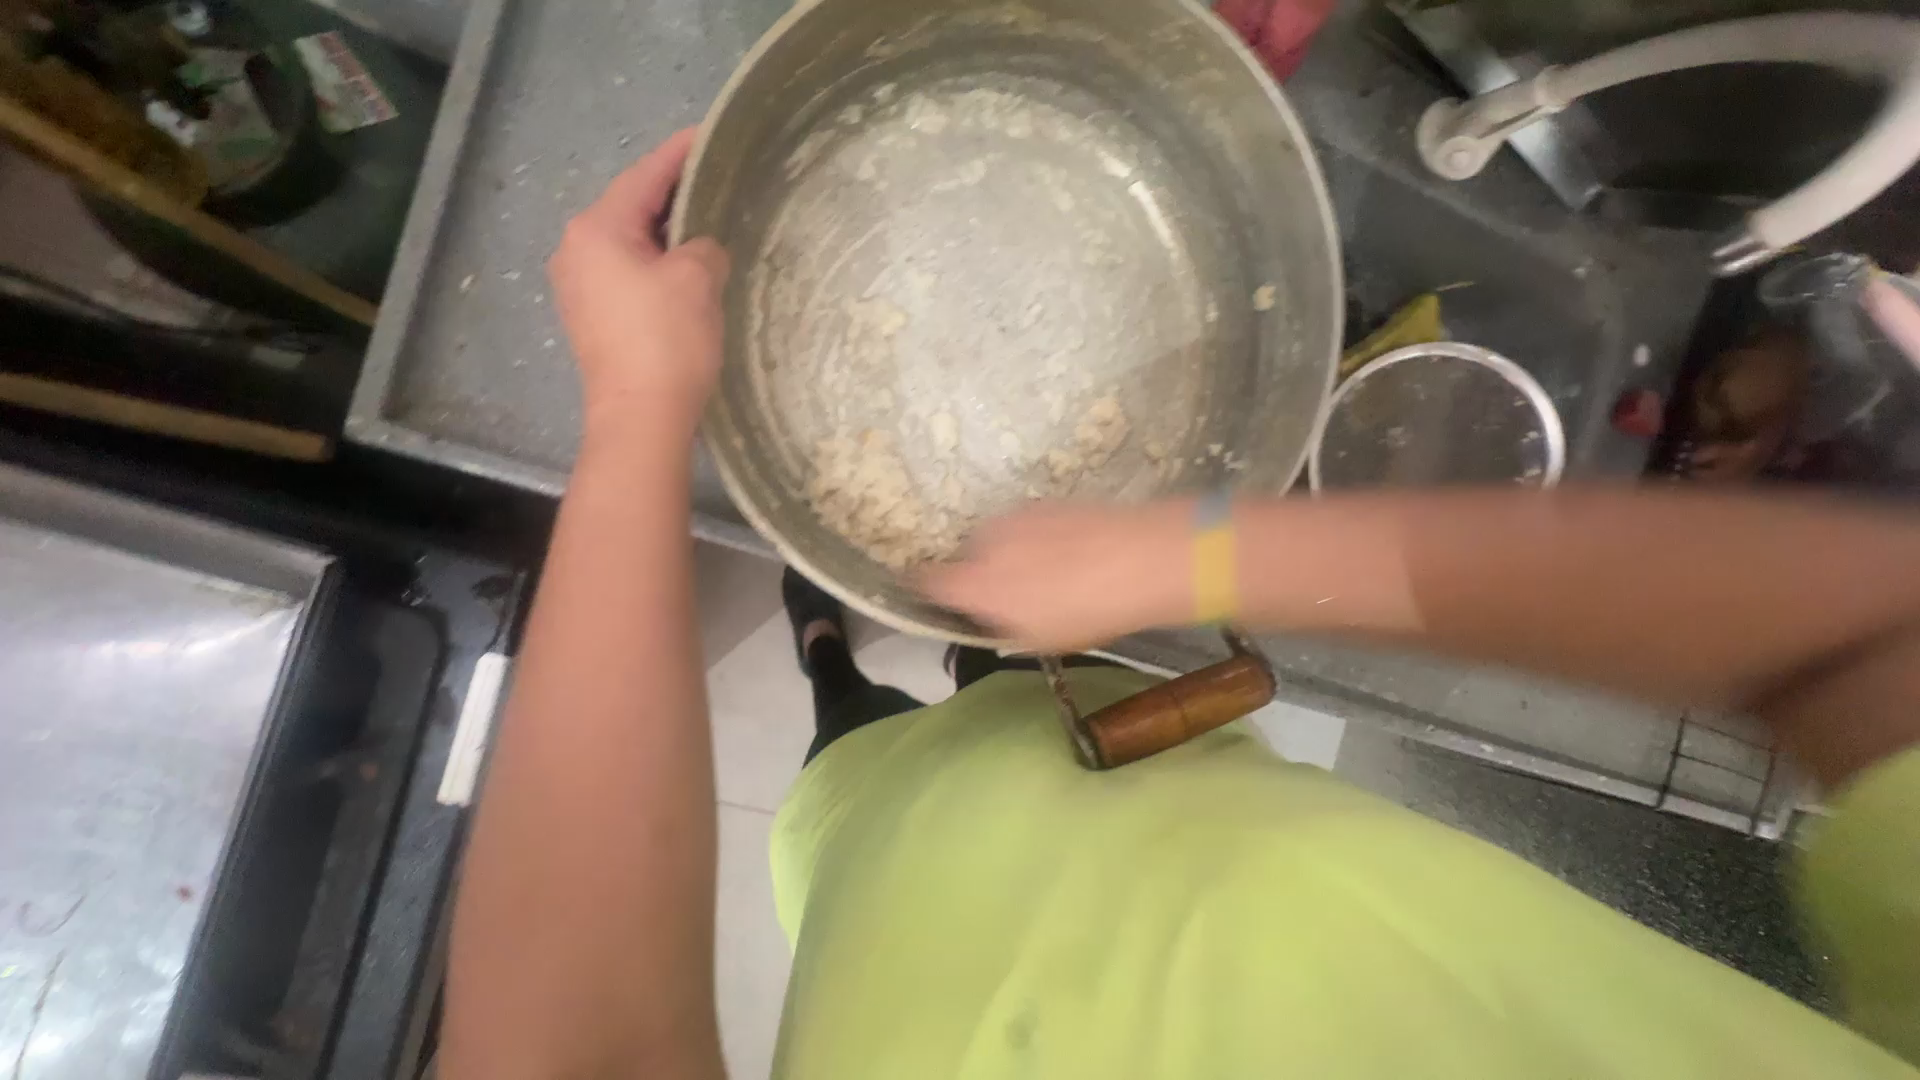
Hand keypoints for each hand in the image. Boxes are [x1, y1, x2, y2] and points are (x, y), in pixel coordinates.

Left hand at [550, 127, 730, 444]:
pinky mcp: (591, 320)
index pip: (644, 177)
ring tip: (704, 231)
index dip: (680, 155)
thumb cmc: (667, 341)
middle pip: (631, 210)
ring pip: (629, 246)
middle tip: (714, 186)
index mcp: (597, 229)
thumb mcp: (697, 279)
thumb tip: (699, 252)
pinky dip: (655, 269)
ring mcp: (578, 288)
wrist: (640, 418)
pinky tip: (683, 276)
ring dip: (664, 238)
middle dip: (672, 199)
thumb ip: (702, 247)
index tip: (708, 137)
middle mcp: (576, 250)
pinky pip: (626, 277)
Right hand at [917, 500, 1193, 650]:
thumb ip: (998, 624)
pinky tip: (1066, 554)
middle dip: (977, 572)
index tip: (936, 597)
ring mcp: (1013, 517)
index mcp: (975, 584)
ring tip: (1045, 574)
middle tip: (1009, 595)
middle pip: (964, 557)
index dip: (925, 589)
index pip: (926, 581)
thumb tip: (985, 615)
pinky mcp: (1041, 502)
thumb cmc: (1085, 612)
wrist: (1139, 557)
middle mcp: (984, 543)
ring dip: (1006, 552)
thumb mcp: (1037, 638)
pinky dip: (1032, 537)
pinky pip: (1024, 525)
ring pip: (995, 538)